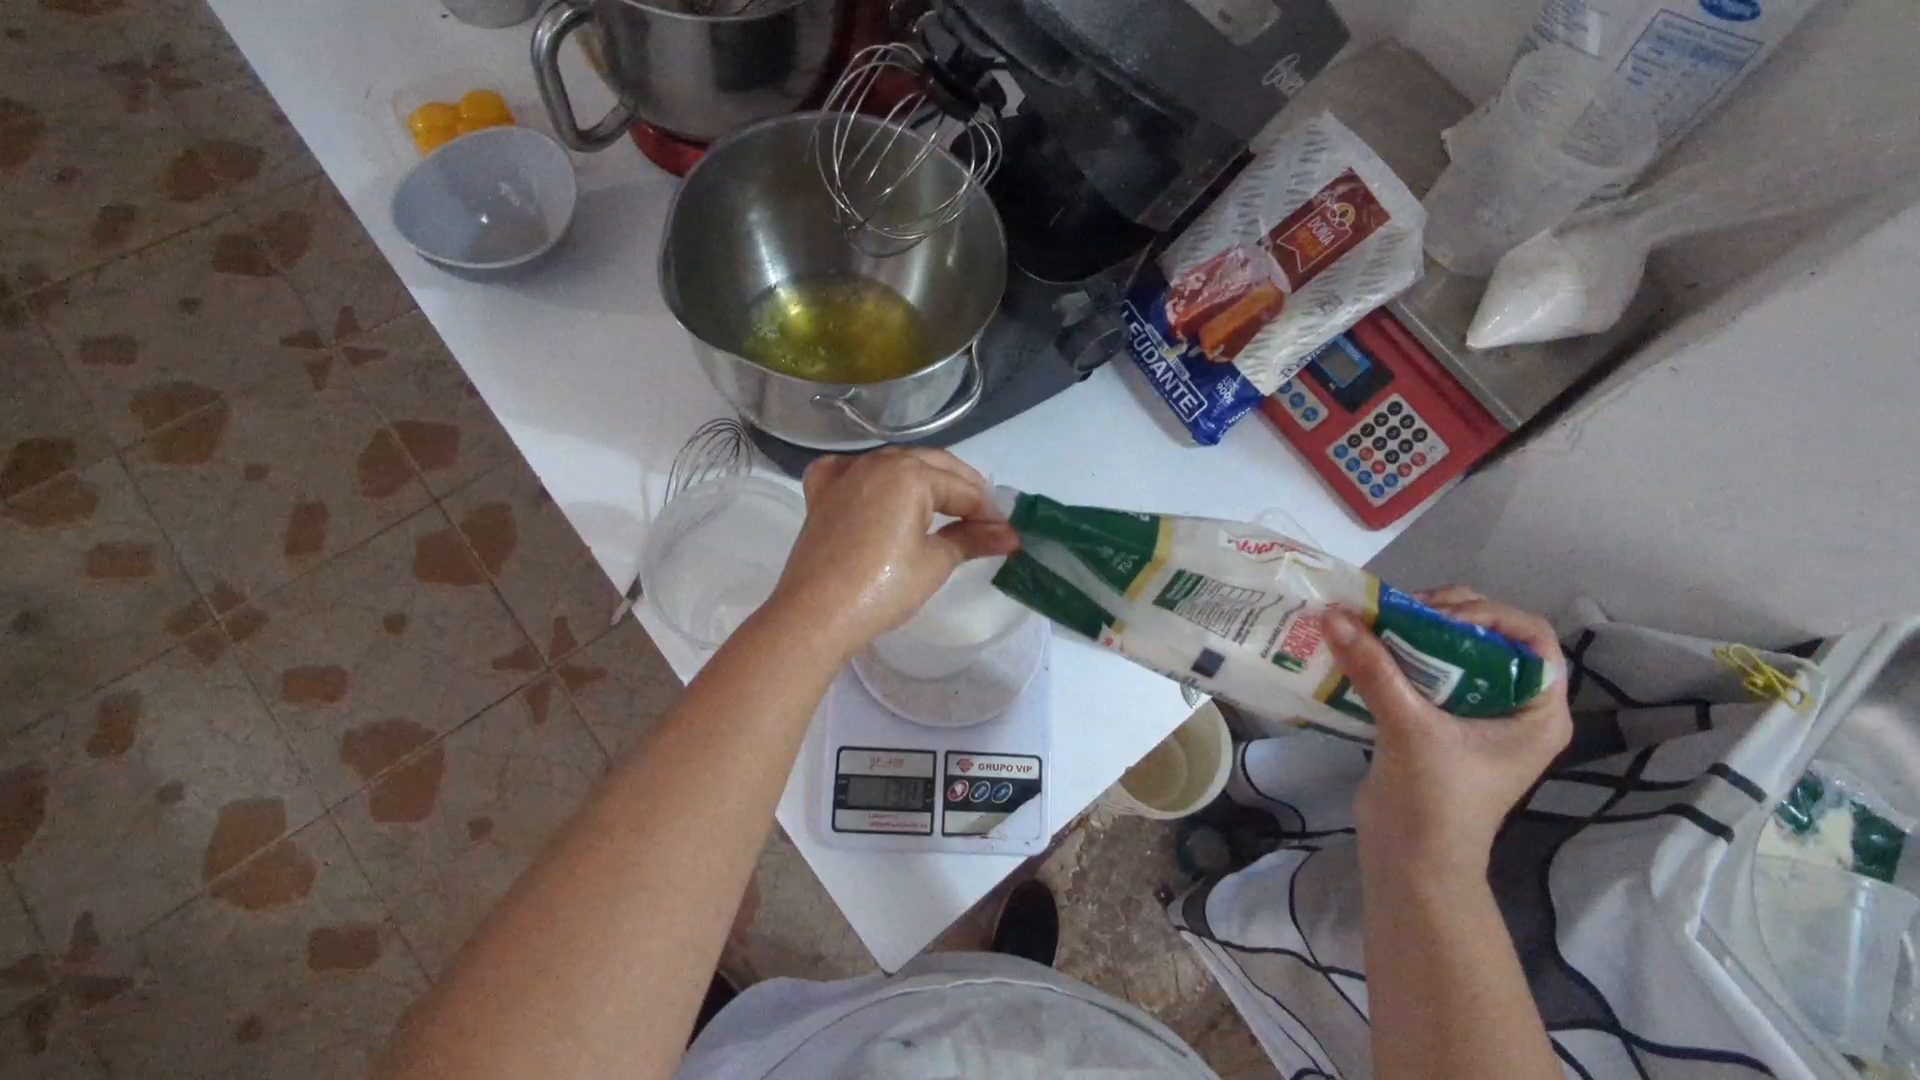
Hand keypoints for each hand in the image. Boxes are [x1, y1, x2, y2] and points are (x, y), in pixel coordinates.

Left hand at [765, 448, 1019, 660]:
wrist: (816, 615)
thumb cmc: (883, 588)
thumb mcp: (935, 563)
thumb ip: (971, 540)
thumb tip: (1009, 535)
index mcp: (909, 473)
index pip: (962, 488)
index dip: (988, 511)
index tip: (1005, 532)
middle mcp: (876, 462)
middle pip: (931, 466)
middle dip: (961, 488)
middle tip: (984, 518)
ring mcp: (845, 475)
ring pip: (894, 464)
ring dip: (922, 479)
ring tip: (944, 507)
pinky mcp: (820, 495)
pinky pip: (848, 471)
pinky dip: (868, 476)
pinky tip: (876, 488)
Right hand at [1327, 587, 1571, 880]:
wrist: (1410, 859)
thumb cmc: (1434, 799)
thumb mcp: (1408, 727)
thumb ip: (1374, 669)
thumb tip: (1334, 614)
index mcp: (1537, 711)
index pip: (1531, 638)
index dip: (1487, 616)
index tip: (1435, 616)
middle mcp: (1515, 709)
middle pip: (1490, 639)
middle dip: (1445, 618)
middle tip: (1403, 614)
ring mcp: (1477, 718)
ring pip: (1455, 655)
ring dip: (1417, 635)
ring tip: (1379, 627)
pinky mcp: (1440, 725)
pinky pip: (1427, 676)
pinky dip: (1399, 658)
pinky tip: (1367, 651)